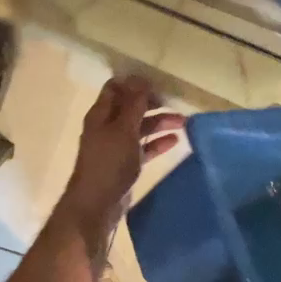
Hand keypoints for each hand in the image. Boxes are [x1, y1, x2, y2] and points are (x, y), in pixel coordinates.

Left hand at [60, 76, 185, 226]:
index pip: (115, 88)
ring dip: (159, 123)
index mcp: (101, 114)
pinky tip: (175, 141)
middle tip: (175, 103)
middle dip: (152, 103)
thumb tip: (140, 77)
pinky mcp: (124, 164)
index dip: (135, 83)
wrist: (97, 204)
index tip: (158, 83)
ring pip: (139, 128)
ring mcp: (115, 146)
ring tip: (183, 122)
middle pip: (130, 107)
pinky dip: (157, 143)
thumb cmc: (109, 163)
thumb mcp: (123, 129)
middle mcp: (106, 127)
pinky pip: (143, 148)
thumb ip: (133, 104)